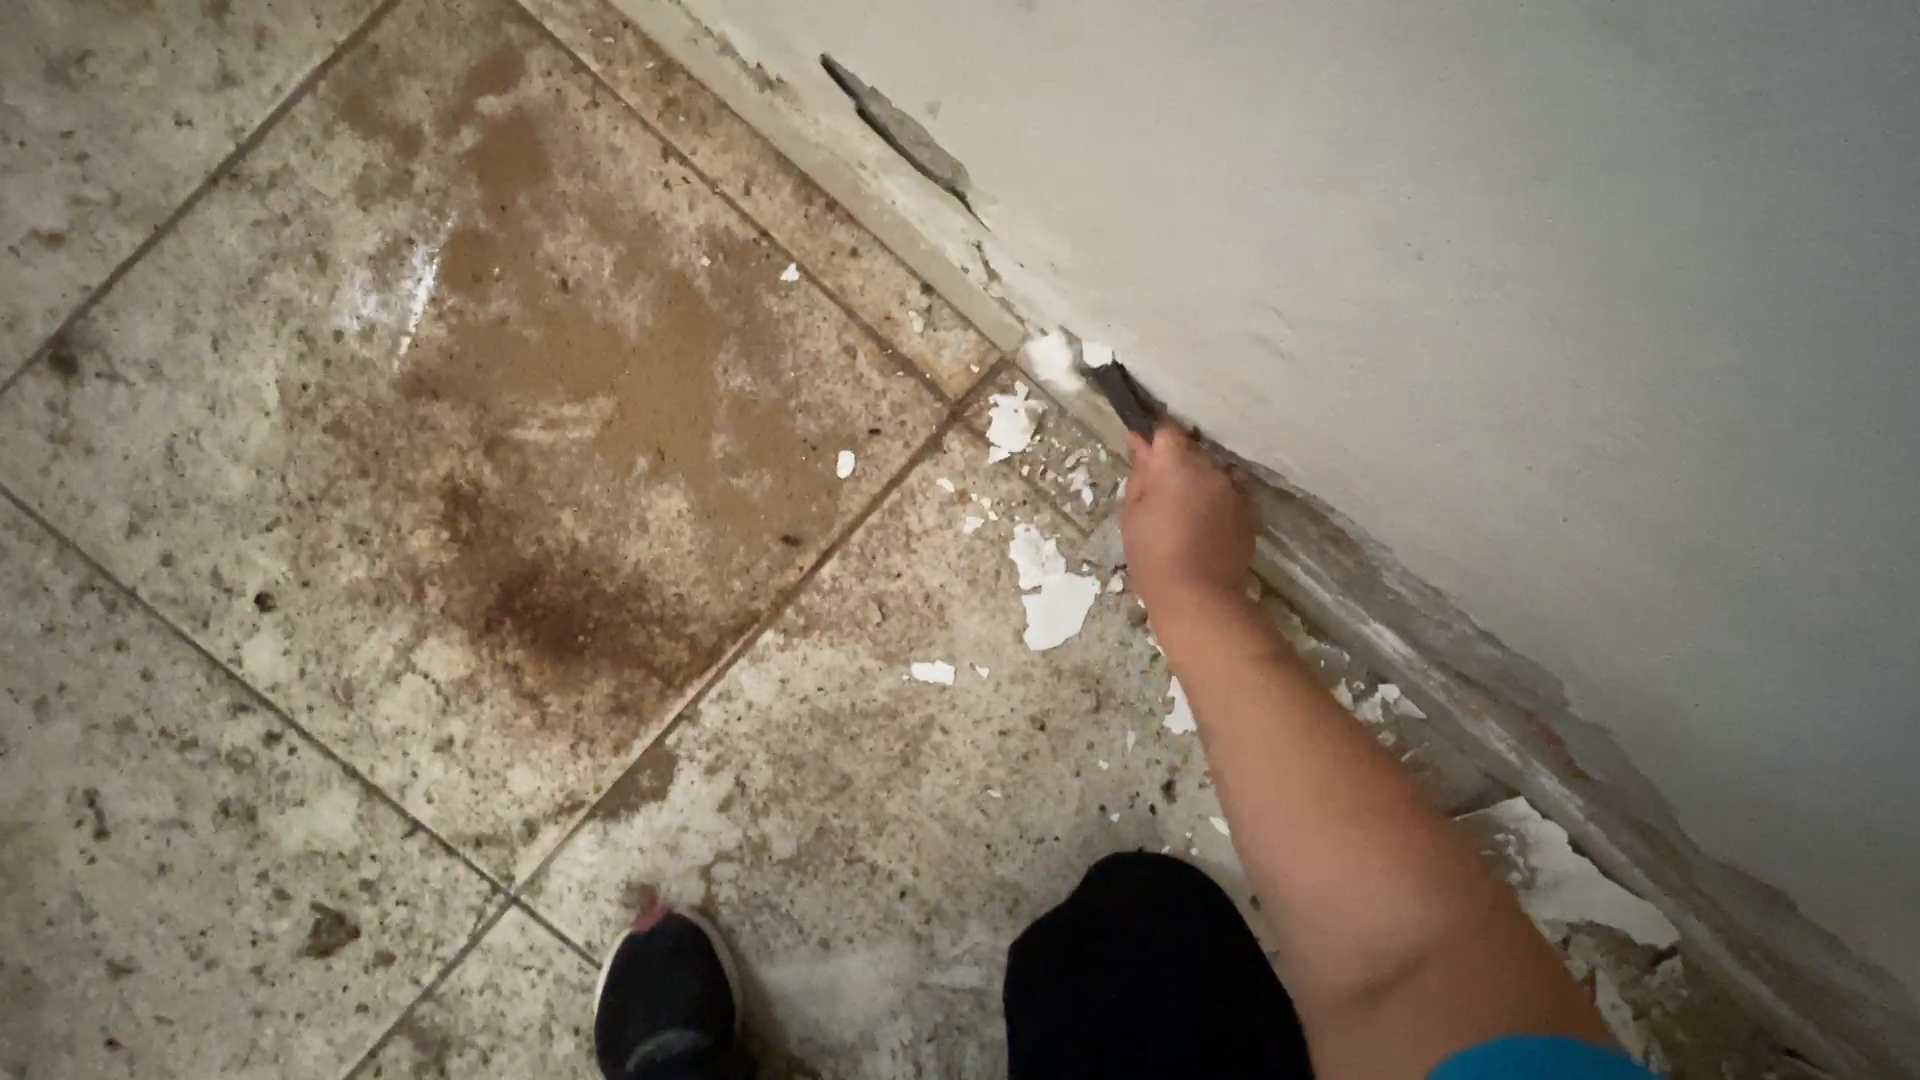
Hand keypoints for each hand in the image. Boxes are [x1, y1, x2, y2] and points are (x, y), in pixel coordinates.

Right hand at [1121, 424, 1254, 618]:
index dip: (1153, 441)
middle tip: (1158, 494)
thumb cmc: (1152, 553)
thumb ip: (1139, 473)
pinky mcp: (1249, 512)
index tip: (1142, 457)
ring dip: (1198, 483)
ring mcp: (1234, 489)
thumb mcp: (1131, 512)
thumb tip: (1141, 444)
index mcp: (1176, 463)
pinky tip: (1203, 527)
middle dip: (1176, 464)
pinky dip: (1216, 502)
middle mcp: (1210, 468)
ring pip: (1212, 473)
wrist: (1198, 595)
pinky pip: (1229, 495)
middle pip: (1191, 450)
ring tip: (1183, 513)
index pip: (1166, 430)